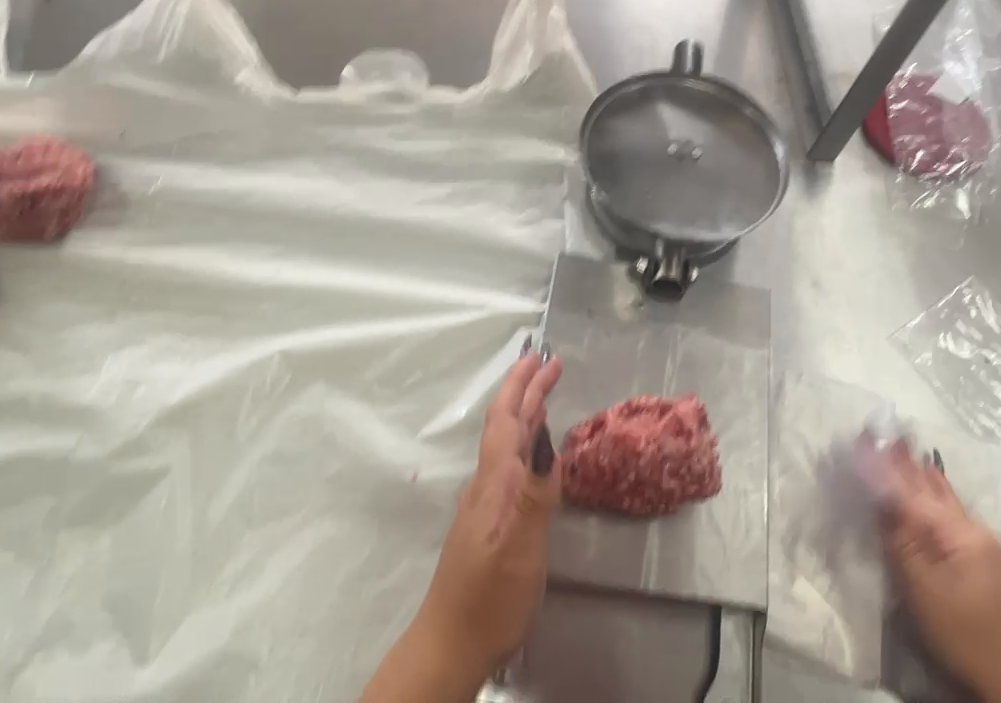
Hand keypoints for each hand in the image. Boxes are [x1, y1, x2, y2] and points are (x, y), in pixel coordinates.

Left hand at [362, 352, 562, 702]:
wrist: (451, 644)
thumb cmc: (490, 598)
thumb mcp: (520, 548)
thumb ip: (534, 494)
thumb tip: (547, 441)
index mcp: (495, 484)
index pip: (507, 422)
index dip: (523, 387)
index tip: (541, 357)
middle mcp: (488, 486)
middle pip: (506, 426)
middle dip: (526, 391)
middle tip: (549, 363)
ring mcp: (487, 504)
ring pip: (506, 444)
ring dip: (526, 413)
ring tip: (544, 393)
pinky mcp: (491, 523)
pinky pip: (510, 465)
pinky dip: (526, 444)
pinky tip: (535, 451)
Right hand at [866, 439, 1000, 702]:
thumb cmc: (966, 635)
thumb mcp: (924, 589)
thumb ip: (900, 538)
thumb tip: (880, 493)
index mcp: (959, 533)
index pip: (912, 491)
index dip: (887, 465)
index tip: (865, 436)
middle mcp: (974, 531)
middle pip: (933, 490)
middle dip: (907, 464)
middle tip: (886, 434)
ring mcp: (984, 548)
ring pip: (947, 503)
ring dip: (924, 478)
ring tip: (910, 451)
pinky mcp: (986, 566)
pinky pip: (953, 518)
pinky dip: (936, 500)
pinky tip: (936, 492)